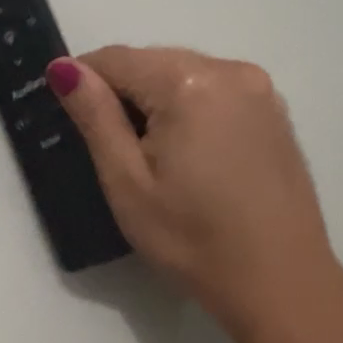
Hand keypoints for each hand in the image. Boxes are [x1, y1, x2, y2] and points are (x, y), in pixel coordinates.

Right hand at [48, 46, 337, 325]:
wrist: (279, 282)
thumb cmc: (190, 237)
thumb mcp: (126, 180)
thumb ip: (95, 116)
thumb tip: (62, 68)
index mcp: (189, 82)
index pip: (116, 59)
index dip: (81, 81)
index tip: (64, 116)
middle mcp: (230, 71)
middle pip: (152, 62)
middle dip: (120, 92)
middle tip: (104, 146)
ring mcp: (260, 91)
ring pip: (183, 76)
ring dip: (154, 102)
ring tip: (145, 156)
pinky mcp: (275, 114)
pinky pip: (214, 94)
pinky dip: (188, 110)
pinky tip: (185, 157)